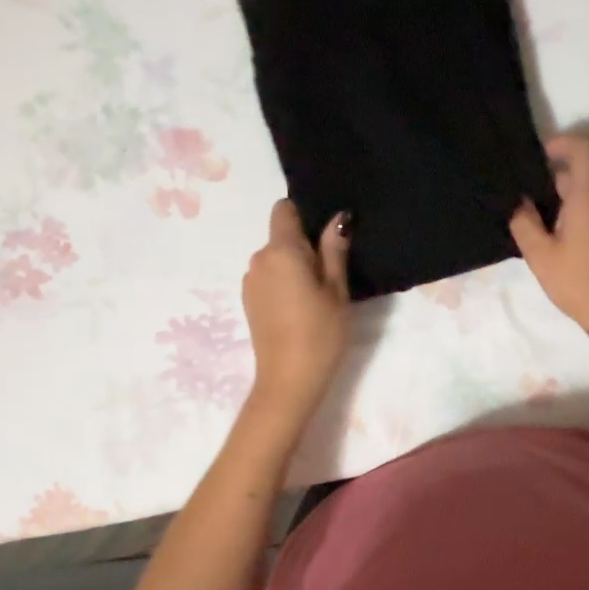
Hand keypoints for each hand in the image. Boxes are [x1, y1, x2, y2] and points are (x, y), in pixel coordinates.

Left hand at [243, 201, 350, 419]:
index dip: (305, 214)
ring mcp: (250, 282)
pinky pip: (269, 278)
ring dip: (294, 267)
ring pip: (276, 259)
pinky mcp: (249, 302)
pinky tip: (301, 308)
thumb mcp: (337, 290)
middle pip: (281, 236)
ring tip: (318, 294)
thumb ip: (334, 250)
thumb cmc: (320, 333)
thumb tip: (339, 217)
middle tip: (332, 273)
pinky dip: (284, 283)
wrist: (289, 380)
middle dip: (304, 246)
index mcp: (281, 251)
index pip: (284, 209)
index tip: (326, 236)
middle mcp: (259, 260)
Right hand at [510, 134, 588, 343]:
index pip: (583, 147)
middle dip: (560, 176)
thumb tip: (520, 202)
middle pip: (587, 166)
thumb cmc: (577, 281)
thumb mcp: (538, 254)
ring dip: (575, 192)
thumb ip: (524, 221)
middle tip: (535, 202)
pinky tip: (570, 231)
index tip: (541, 159)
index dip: (561, 144)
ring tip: (551, 219)